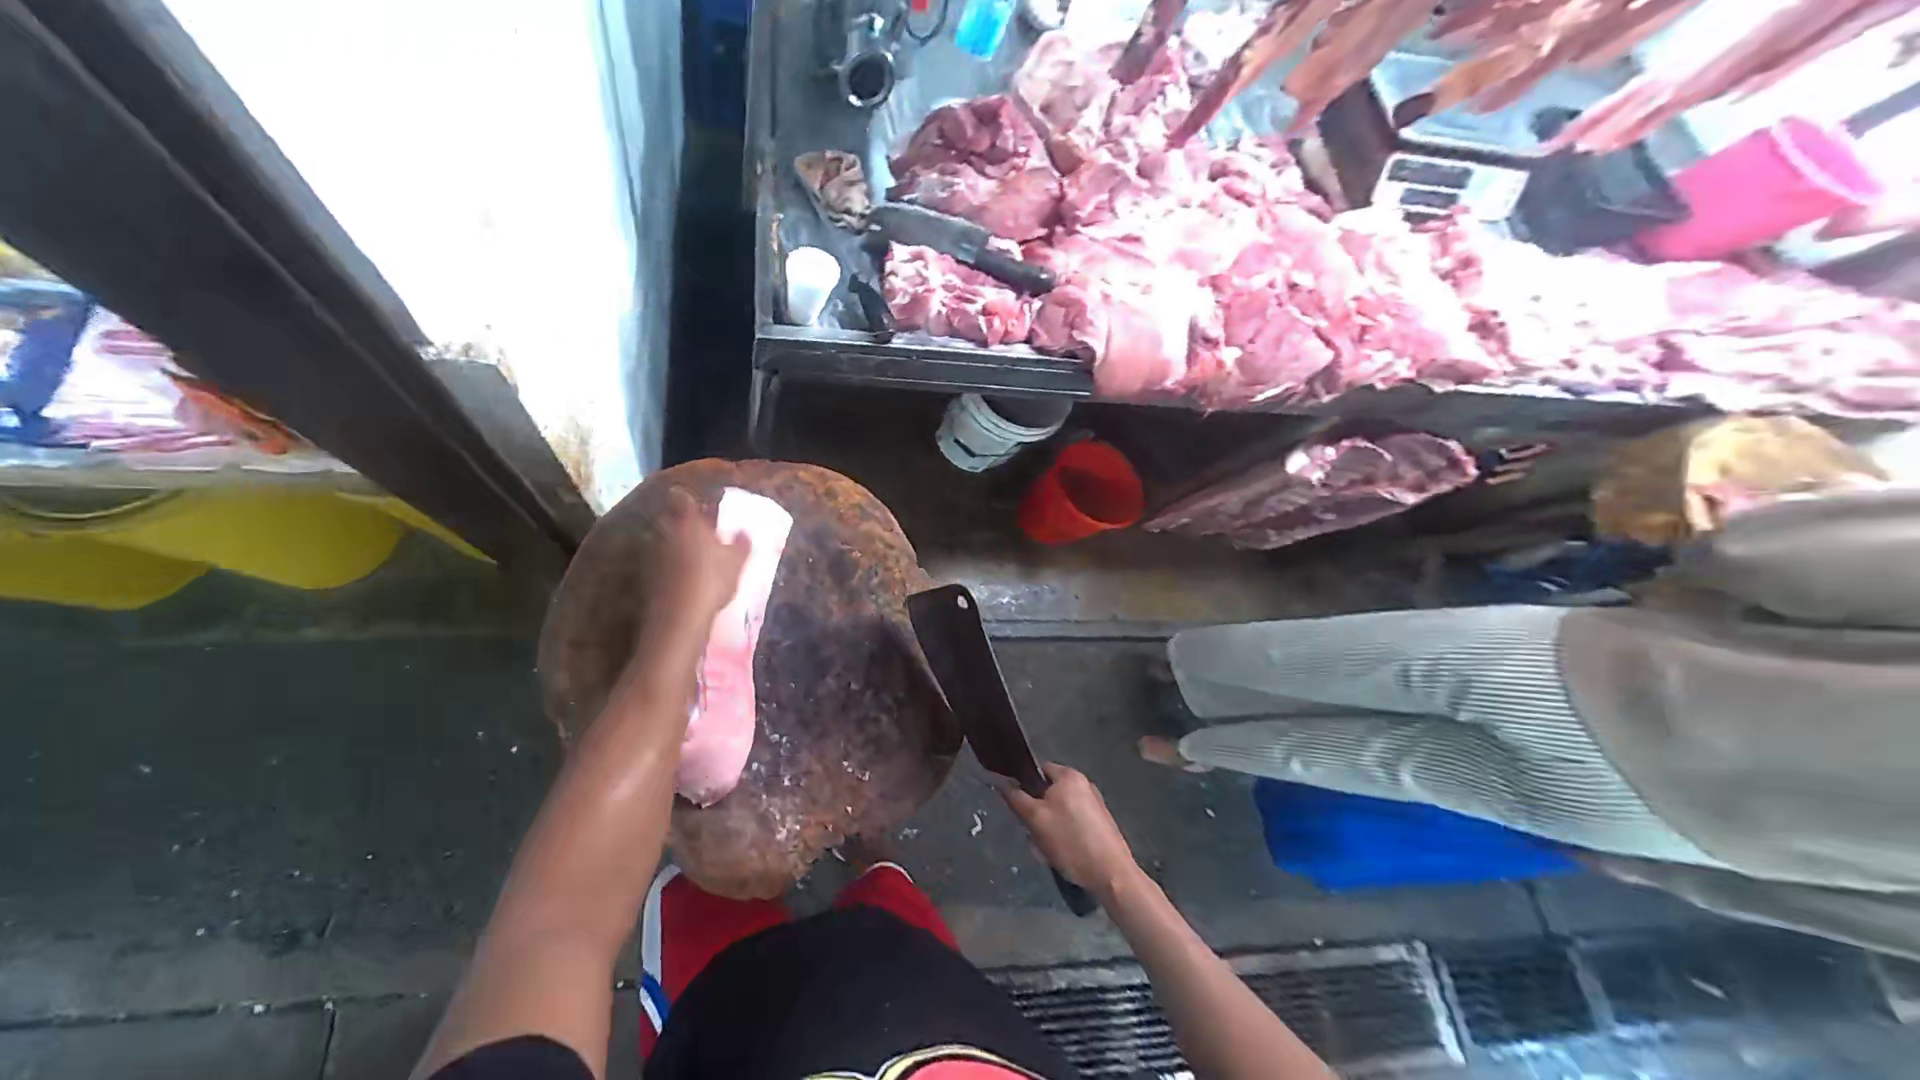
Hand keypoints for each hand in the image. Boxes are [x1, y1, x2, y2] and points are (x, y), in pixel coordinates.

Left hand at [644, 487, 749, 635]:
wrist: (680, 616)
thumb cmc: (712, 579)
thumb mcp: (737, 562)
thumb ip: (741, 543)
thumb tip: (744, 531)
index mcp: (687, 522)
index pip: (682, 498)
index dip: (689, 500)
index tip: (700, 507)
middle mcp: (665, 531)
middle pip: (670, 519)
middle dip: (682, 524)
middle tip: (700, 534)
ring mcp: (652, 553)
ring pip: (663, 541)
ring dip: (674, 546)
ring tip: (694, 559)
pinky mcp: (645, 575)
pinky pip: (659, 562)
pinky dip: (668, 566)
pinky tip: (684, 578)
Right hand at [1001, 764, 1139, 899]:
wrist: (1111, 874)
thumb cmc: (1070, 841)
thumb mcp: (1035, 819)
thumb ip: (1016, 798)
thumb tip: (1001, 781)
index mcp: (1070, 776)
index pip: (1038, 770)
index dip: (1024, 787)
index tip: (1020, 808)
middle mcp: (1084, 786)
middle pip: (1047, 795)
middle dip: (1037, 817)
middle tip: (1035, 837)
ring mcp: (1094, 807)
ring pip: (1057, 815)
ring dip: (1047, 832)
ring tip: (1048, 853)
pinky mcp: (1099, 826)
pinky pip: (1071, 827)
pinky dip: (1063, 840)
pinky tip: (1063, 858)